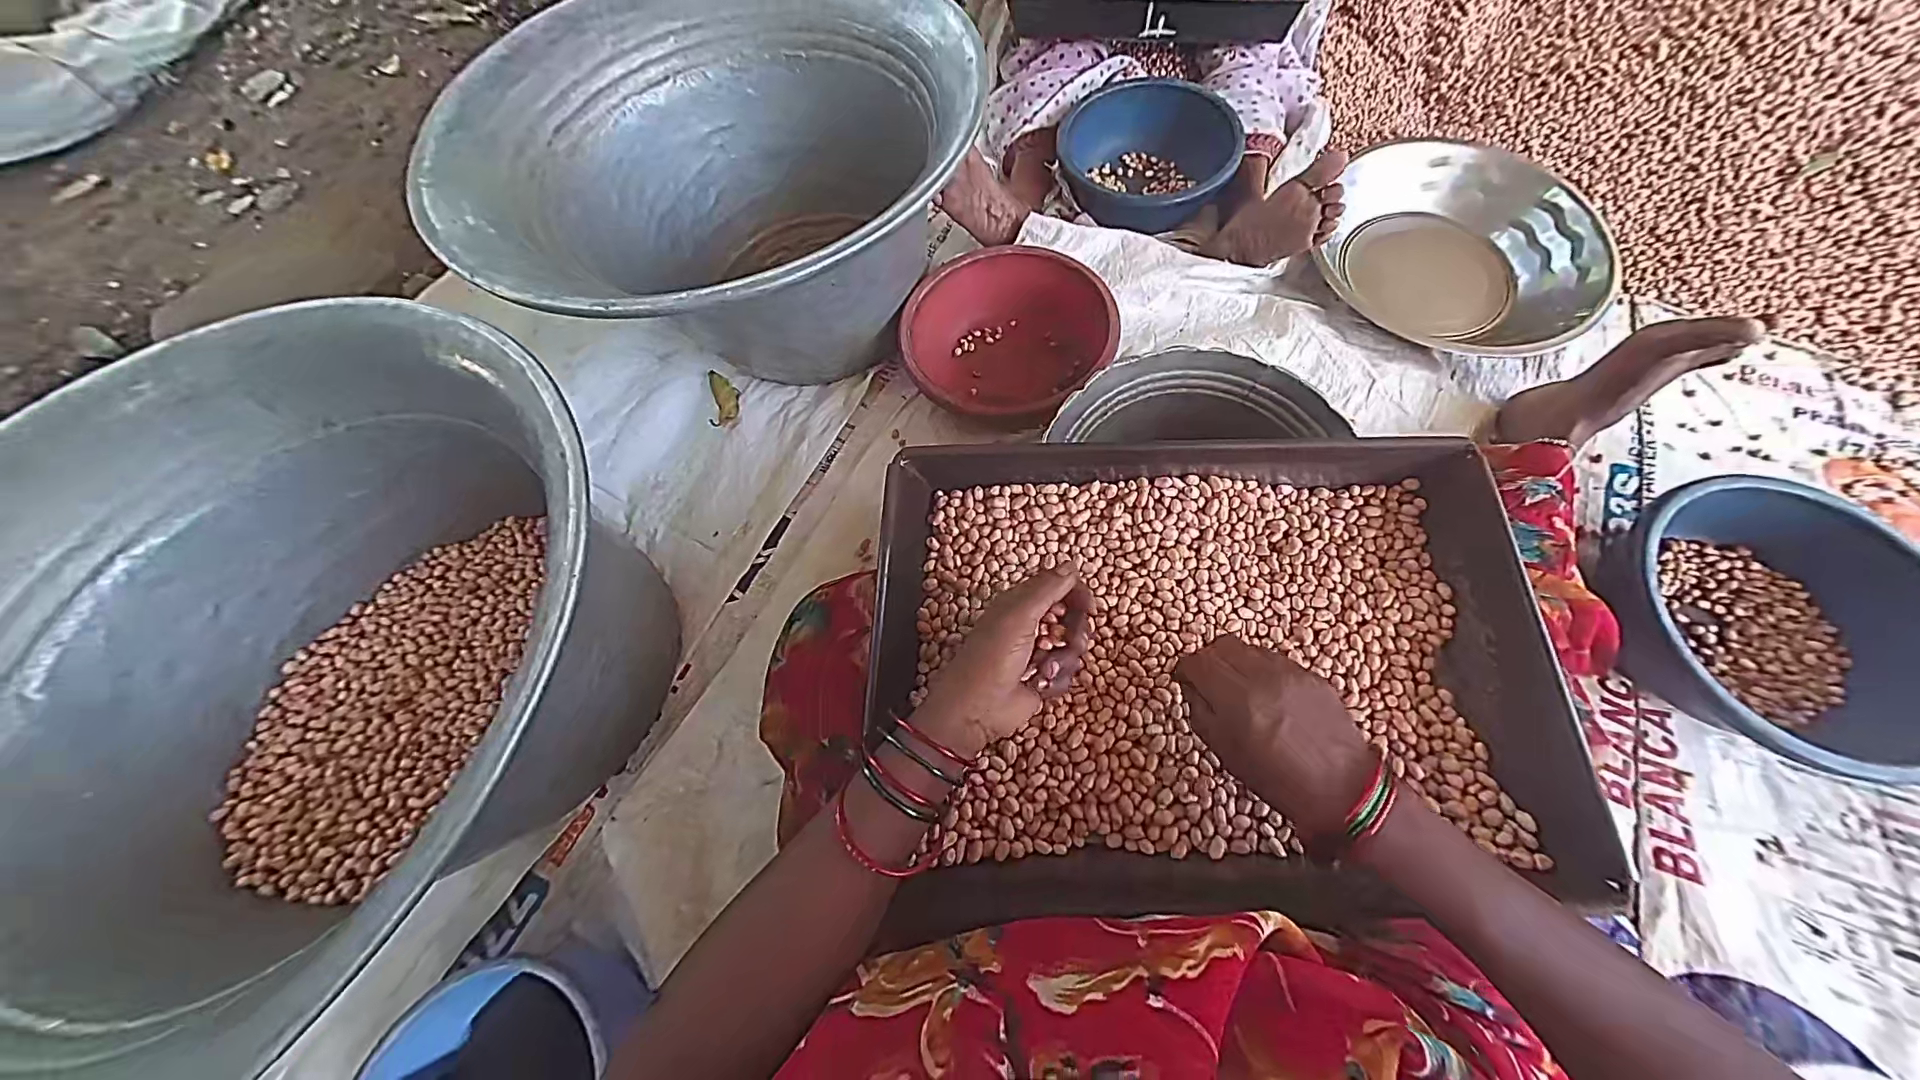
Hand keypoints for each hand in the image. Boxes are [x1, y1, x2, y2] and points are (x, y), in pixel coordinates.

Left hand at [913, 566, 1092, 756]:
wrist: (976, 709)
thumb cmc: (990, 658)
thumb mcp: (1019, 616)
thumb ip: (1047, 589)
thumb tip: (1071, 565)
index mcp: (1020, 603)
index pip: (1059, 587)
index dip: (1077, 595)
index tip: (1088, 608)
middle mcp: (1030, 625)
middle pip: (1072, 617)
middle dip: (1075, 630)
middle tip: (1068, 640)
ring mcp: (1038, 652)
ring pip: (1073, 647)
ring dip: (1064, 659)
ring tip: (1045, 667)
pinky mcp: (1043, 679)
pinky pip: (1068, 673)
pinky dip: (1057, 680)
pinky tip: (1040, 684)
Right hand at [1173, 635, 1374, 843]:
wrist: (1341, 789)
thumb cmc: (1278, 778)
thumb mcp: (1224, 749)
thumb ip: (1200, 711)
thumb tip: (1191, 688)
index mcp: (1236, 698)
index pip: (1198, 661)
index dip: (1185, 668)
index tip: (1184, 678)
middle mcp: (1263, 677)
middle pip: (1221, 645)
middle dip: (1208, 659)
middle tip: (1206, 679)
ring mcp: (1291, 673)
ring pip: (1248, 648)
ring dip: (1236, 662)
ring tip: (1238, 689)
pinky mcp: (1312, 675)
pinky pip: (1276, 660)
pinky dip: (1262, 670)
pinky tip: (1266, 695)